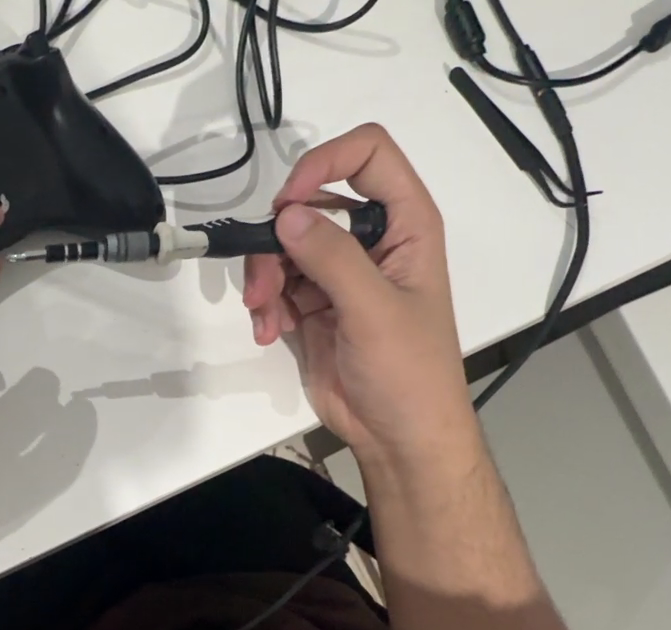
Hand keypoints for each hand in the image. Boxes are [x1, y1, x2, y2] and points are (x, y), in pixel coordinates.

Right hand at [242, 124, 479, 472]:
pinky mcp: (312, 309)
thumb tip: (286, 215)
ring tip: (265, 318)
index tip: (287, 203)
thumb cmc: (407, 370)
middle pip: (309, 206)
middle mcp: (369, 241)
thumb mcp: (374, 309)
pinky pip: (275, 289)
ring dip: (264, 281)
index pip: (368, 155)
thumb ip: (332, 257)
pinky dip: (264, 308)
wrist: (395, 433)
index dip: (324, 163)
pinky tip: (269, 333)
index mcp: (404, 224)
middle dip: (277, 242)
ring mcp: (337, 277)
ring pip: (283, 249)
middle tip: (263, 286)